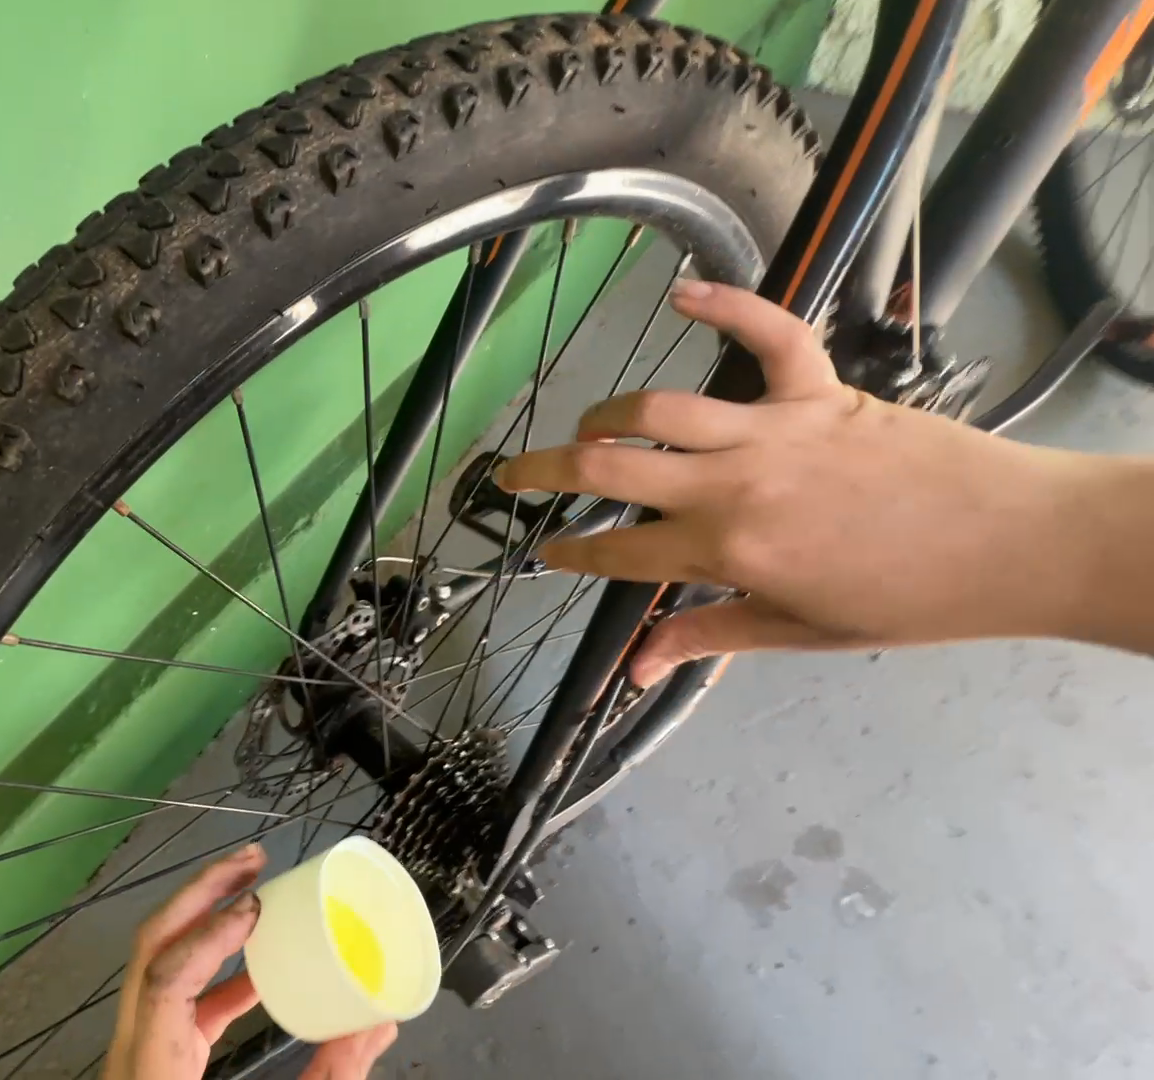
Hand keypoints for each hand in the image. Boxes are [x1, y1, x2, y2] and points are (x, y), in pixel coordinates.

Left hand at [104, 843, 397, 1079]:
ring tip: (255, 888)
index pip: (165, 980)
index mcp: (153, 1073)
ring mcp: (137, 1054)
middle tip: (253, 860)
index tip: (255, 906)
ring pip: (158, 962)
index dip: (208, 935)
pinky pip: (180, 997)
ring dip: (206, 918)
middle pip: (152, 948)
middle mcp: (132, 1054)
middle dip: (200, 894)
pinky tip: (259, 960)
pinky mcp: (154, 1061)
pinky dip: (217, 968)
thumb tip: (375, 1025)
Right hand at [494, 280, 1104, 685]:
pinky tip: (679, 292)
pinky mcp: (820, 391)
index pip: (614, 550)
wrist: (1030, 546)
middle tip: (511, 475)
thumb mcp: (798, 631)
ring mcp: (774, 430)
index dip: (568, 552)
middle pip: (606, 466)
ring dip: (604, 416)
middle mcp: (733, 484)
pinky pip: (767, 336)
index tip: (547, 552)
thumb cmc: (910, 599)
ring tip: (586, 429)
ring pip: (657, 407)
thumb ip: (704, 637)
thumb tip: (634, 673)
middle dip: (542, 472)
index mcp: (727, 550)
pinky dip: (726, 305)